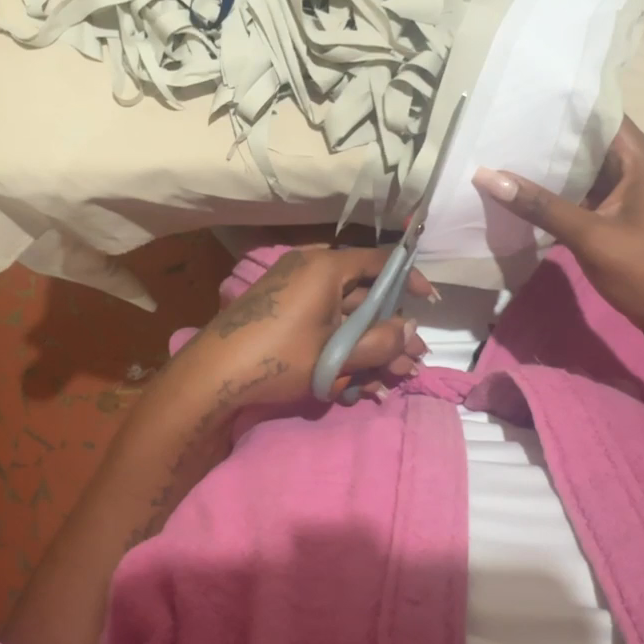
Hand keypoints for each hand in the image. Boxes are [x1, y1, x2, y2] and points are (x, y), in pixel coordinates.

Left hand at [172, 246, 430, 407]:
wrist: (214, 375)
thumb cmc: (279, 356)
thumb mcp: (336, 353)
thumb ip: (380, 341)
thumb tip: (410, 329)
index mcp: (325, 267)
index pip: (378, 261)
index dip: (408, 279)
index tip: (428, 301)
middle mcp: (311, 271)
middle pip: (363, 295)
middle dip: (390, 331)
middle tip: (412, 360)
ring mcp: (295, 292)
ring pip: (345, 316)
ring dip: (370, 347)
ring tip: (390, 380)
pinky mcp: (284, 314)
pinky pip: (323, 324)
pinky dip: (342, 348)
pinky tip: (360, 382)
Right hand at [471, 118, 643, 336]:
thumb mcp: (592, 237)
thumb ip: (540, 206)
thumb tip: (486, 175)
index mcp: (640, 158)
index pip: (599, 113)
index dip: (561, 104)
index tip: (519, 99)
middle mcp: (636, 166)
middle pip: (587, 138)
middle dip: (547, 134)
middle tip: (498, 125)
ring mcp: (629, 191)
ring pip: (583, 166)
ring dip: (549, 163)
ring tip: (500, 151)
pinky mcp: (620, 213)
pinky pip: (584, 189)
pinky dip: (557, 189)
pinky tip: (522, 190)